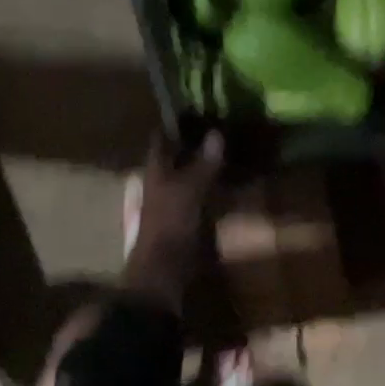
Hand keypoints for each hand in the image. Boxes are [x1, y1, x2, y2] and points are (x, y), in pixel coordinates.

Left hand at [122, 133, 223, 311]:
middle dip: (193, 148)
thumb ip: (203, 164)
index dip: (176, 126)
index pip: (161, 140)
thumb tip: (216, 133)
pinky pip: (196, 202)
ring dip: (203, 171)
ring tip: (230, 156)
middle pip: (173, 161)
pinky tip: (227, 190)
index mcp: (154, 173)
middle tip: (222, 131)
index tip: (198, 111)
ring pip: (185, 181)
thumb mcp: (190, 191)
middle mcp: (158, 186)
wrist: (162, 274)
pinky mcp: (181, 227)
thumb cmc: (171, 226)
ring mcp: (168, 208)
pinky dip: (209, 193)